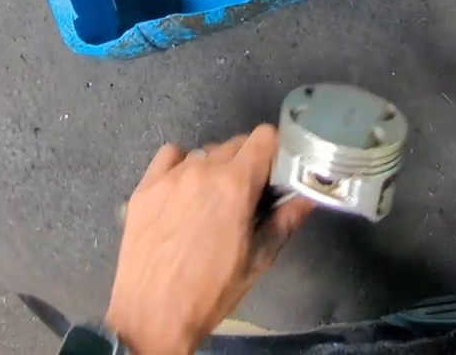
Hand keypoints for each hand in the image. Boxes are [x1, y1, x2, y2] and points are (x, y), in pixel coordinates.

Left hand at [104, 126, 315, 354]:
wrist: (151, 318)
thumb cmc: (211, 292)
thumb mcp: (257, 261)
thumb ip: (286, 220)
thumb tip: (309, 195)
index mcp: (235, 184)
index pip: (265, 137)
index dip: (276, 149)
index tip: (276, 170)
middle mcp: (203, 168)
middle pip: (236, 144)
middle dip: (247, 163)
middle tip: (247, 195)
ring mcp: (171, 175)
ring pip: (205, 152)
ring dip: (216, 167)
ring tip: (212, 201)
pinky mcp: (146, 185)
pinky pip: (171, 155)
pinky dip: (182, 164)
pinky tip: (183, 189)